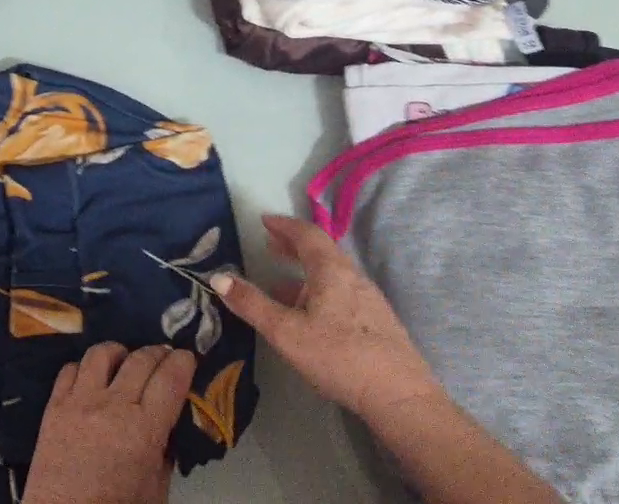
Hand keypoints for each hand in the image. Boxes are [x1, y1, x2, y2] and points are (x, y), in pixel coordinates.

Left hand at [21, 342, 196, 503]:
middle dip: (157, 352)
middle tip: (164, 355)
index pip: (169, 380)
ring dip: (119, 352)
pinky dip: (84, 367)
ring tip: (125, 359)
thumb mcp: (155, 489)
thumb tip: (168, 424)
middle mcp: (112, 405)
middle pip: (139, 360)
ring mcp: (79, 401)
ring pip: (101, 354)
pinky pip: (69, 369)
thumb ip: (164, 452)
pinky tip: (91, 378)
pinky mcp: (54, 404)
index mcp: (144, 430)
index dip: (182, 363)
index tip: (188, 357)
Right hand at [208, 215, 441, 423]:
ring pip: (333, 274)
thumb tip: (218, 277)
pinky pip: (342, 292)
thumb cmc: (339, 356)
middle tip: (270, 244)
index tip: (264, 220)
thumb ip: (252, 304)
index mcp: (331, 270)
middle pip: (321, 251)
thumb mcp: (286, 331)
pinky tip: (310, 314)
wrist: (401, 398)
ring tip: (282, 282)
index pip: (306, 234)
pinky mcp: (377, 323)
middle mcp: (353, 277)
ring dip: (306, 270)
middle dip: (294, 245)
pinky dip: (319, 289)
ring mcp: (369, 300)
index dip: (284, 225)